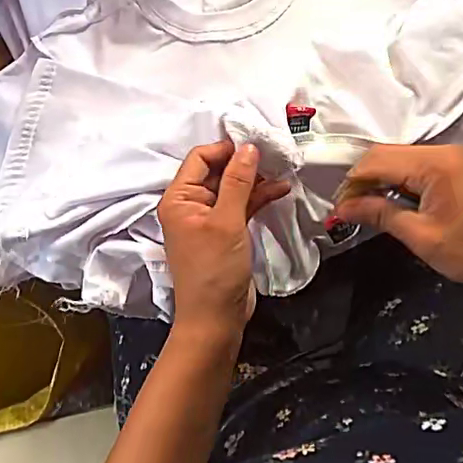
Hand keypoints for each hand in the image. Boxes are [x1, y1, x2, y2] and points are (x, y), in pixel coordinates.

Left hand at [156, 141, 291, 341]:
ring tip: (283, 169)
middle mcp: (189, 204)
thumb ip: (238, 182)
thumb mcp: (226, 222)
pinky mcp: (225, 232)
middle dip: (244, 163)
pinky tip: (280, 189)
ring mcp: (208, 219)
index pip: (200, 158)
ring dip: (255, 180)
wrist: (215, 318)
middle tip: (276, 154)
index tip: (256, 143)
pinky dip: (258, 197)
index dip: (226, 149)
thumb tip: (248, 147)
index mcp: (178, 198)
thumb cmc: (214, 269)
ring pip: (232, 188)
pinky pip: (240, 206)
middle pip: (217, 171)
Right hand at [332, 144, 462, 298]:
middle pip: (385, 155)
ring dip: (379, 180)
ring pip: (399, 160)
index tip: (338, 208)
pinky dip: (398, 182)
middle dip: (362, 180)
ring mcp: (453, 159)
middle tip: (348, 209)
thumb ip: (381, 215)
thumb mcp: (423, 237)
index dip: (351, 184)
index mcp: (434, 164)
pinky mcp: (459, 170)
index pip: (375, 162)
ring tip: (365, 208)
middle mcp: (443, 152)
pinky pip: (416, 167)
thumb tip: (344, 207)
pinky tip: (391, 202)